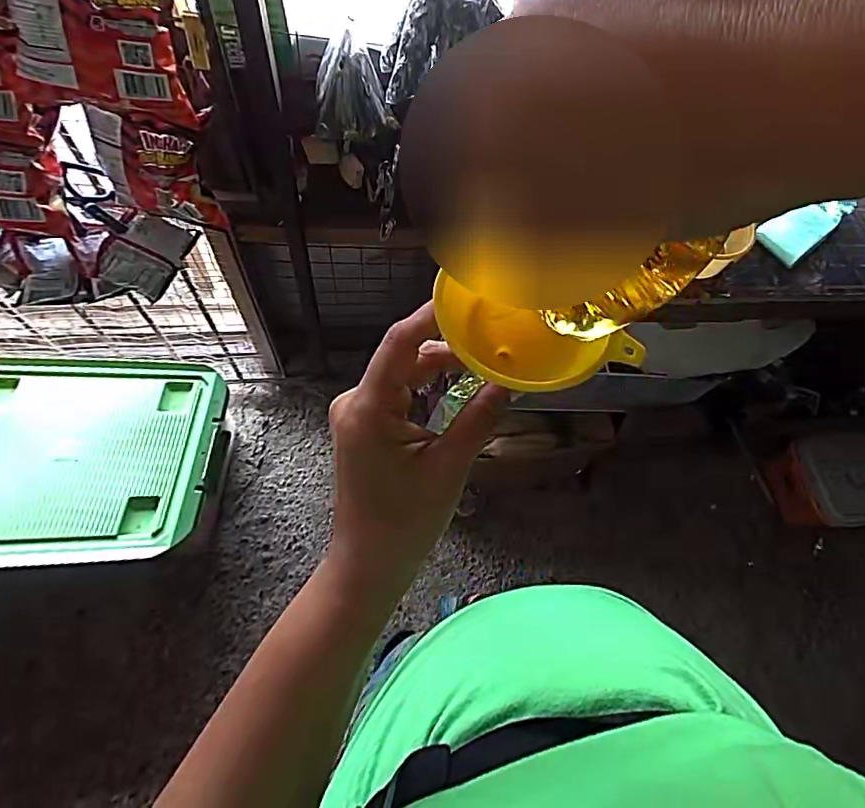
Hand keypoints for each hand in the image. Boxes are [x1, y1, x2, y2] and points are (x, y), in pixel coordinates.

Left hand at [326, 302, 509, 598]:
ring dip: (440, 367)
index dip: (431, 315)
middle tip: (491, 338)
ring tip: (483, 362)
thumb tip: (509, 382)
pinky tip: (459, 384)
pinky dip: (428, 385)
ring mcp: (357, 411)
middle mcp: (355, 401)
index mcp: (367, 407)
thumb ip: (479, 418)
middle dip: (447, 345)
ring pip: (403, 372)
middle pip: (404, 356)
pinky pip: (399, 390)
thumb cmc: (404, 523)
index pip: (399, 343)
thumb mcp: (449, 468)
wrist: (368, 564)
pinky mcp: (365, 423)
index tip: (465, 299)